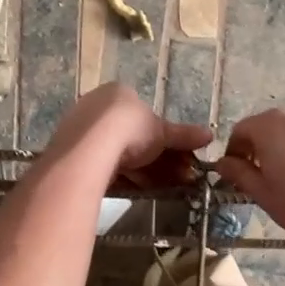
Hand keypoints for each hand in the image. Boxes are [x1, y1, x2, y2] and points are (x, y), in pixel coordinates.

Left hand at [46, 83, 211, 187]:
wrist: (90, 147)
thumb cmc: (130, 128)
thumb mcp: (161, 133)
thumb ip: (183, 135)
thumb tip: (210, 135)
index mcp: (119, 94)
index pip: (146, 117)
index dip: (166, 141)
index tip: (183, 159)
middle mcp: (97, 107)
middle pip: (134, 138)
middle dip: (160, 160)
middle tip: (182, 178)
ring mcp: (83, 131)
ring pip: (120, 155)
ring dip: (147, 172)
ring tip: (168, 189)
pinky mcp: (74, 155)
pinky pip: (105, 166)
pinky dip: (125, 178)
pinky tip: (140, 191)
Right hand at [217, 104, 284, 243]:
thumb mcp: (263, 193)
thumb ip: (238, 173)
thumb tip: (223, 163)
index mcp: (268, 125)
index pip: (240, 130)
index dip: (234, 151)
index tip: (236, 171)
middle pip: (265, 126)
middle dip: (258, 146)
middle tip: (261, 175)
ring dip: (282, 145)